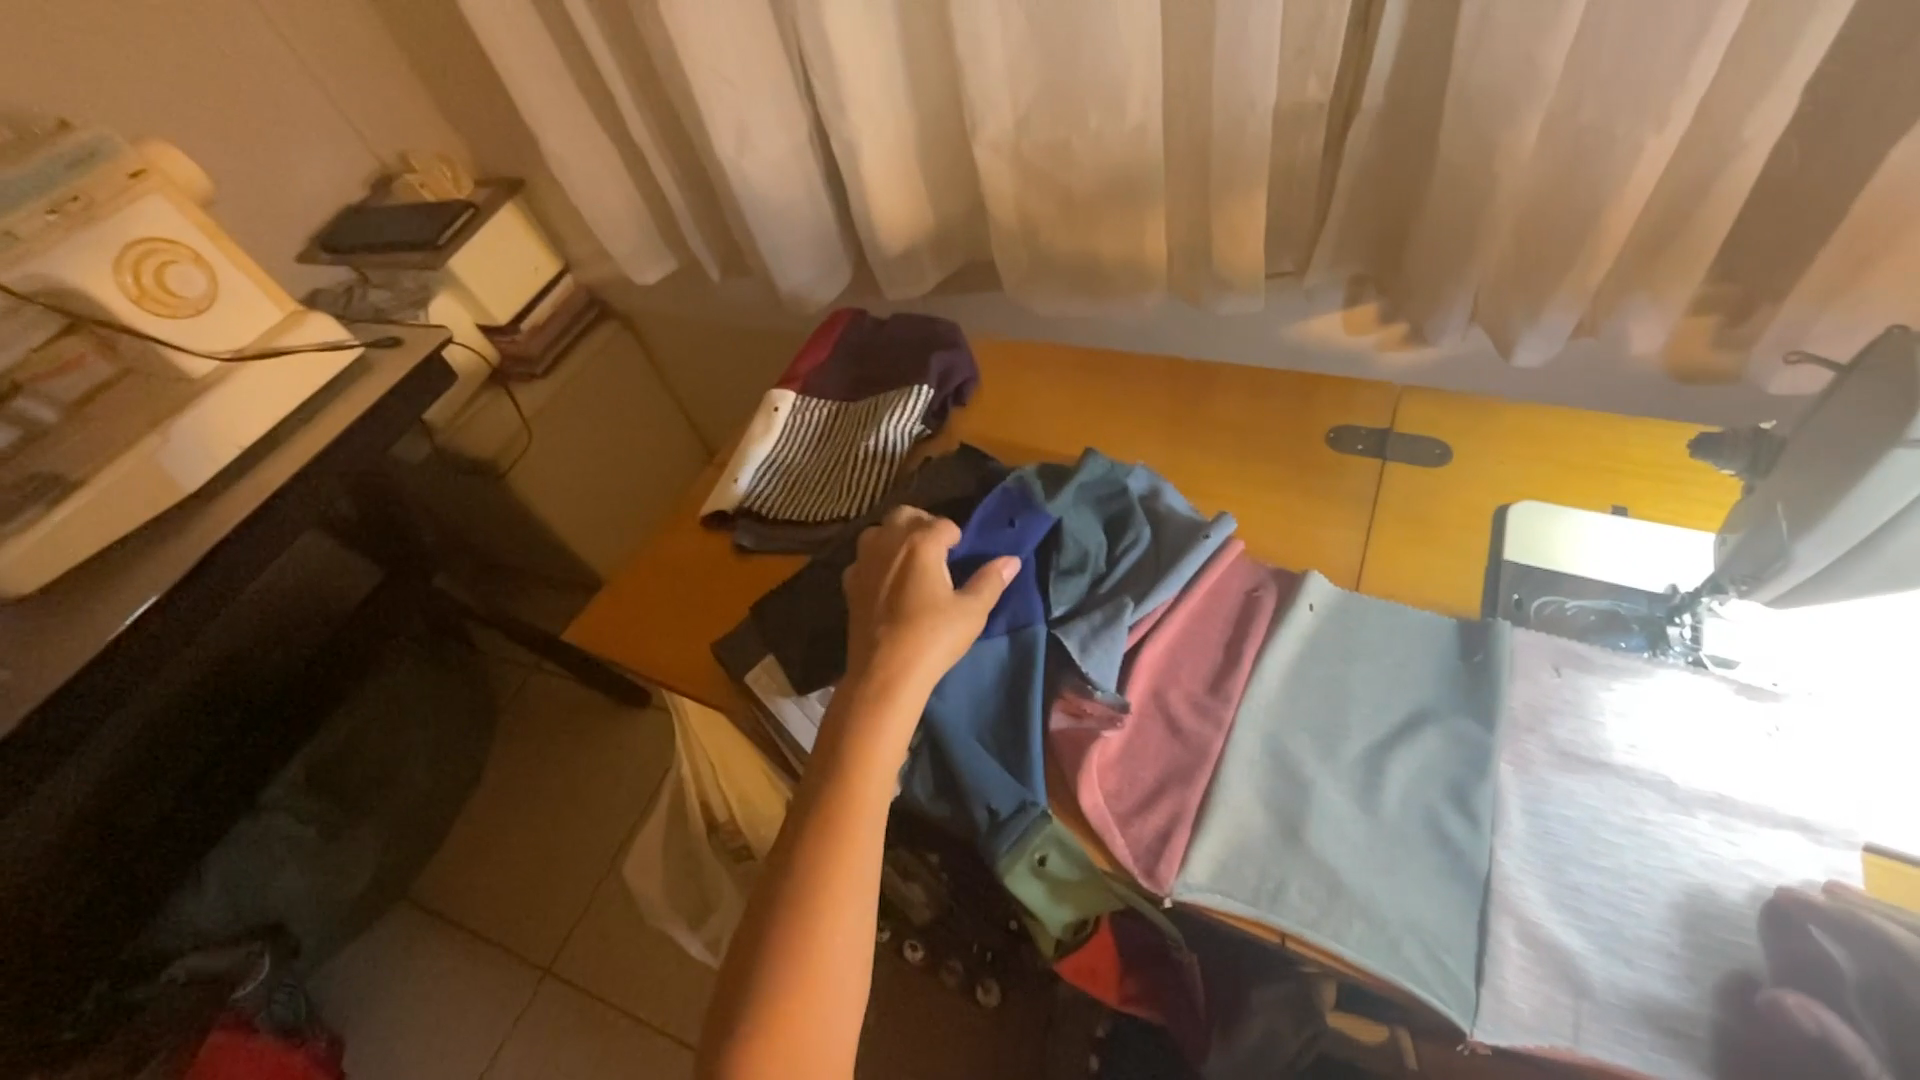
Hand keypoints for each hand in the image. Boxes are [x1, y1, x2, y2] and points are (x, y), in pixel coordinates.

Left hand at [841, 506, 1017, 699]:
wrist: (885, 672)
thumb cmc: (933, 637)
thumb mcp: (971, 611)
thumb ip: (991, 580)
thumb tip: (1012, 560)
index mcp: (921, 543)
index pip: (943, 524)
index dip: (956, 536)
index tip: (961, 555)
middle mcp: (888, 542)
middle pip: (905, 515)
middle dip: (923, 524)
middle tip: (938, 550)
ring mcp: (864, 562)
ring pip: (878, 531)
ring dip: (895, 537)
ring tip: (911, 561)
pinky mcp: (849, 583)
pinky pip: (863, 559)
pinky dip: (876, 562)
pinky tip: (886, 582)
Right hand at [1718, 881, 1919, 1079]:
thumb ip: (1846, 1055)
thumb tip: (1770, 997)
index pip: (1907, 955)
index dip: (1844, 921)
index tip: (1786, 897)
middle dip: (1872, 913)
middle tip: (1810, 891)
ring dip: (1898, 921)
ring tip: (1844, 901)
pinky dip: (1915, 944)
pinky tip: (1893, 940)